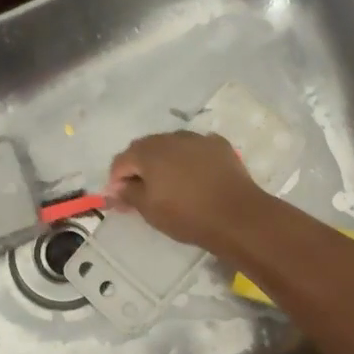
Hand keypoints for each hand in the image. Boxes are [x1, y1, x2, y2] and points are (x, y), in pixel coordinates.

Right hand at [106, 132, 272, 254]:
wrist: (237, 215)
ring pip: (171, 146)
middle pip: (145, 148)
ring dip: (164, 161)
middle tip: (142, 192)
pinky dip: (188, 160)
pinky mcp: (219, 145)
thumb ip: (128, 194)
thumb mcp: (149, 210)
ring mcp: (197, 138)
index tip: (121, 201)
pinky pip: (195, 149)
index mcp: (148, 152)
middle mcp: (170, 137)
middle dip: (139, 168)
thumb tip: (116, 188)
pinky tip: (194, 177)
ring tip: (170, 184)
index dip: (116, 180)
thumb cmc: (186, 215)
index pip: (121, 161)